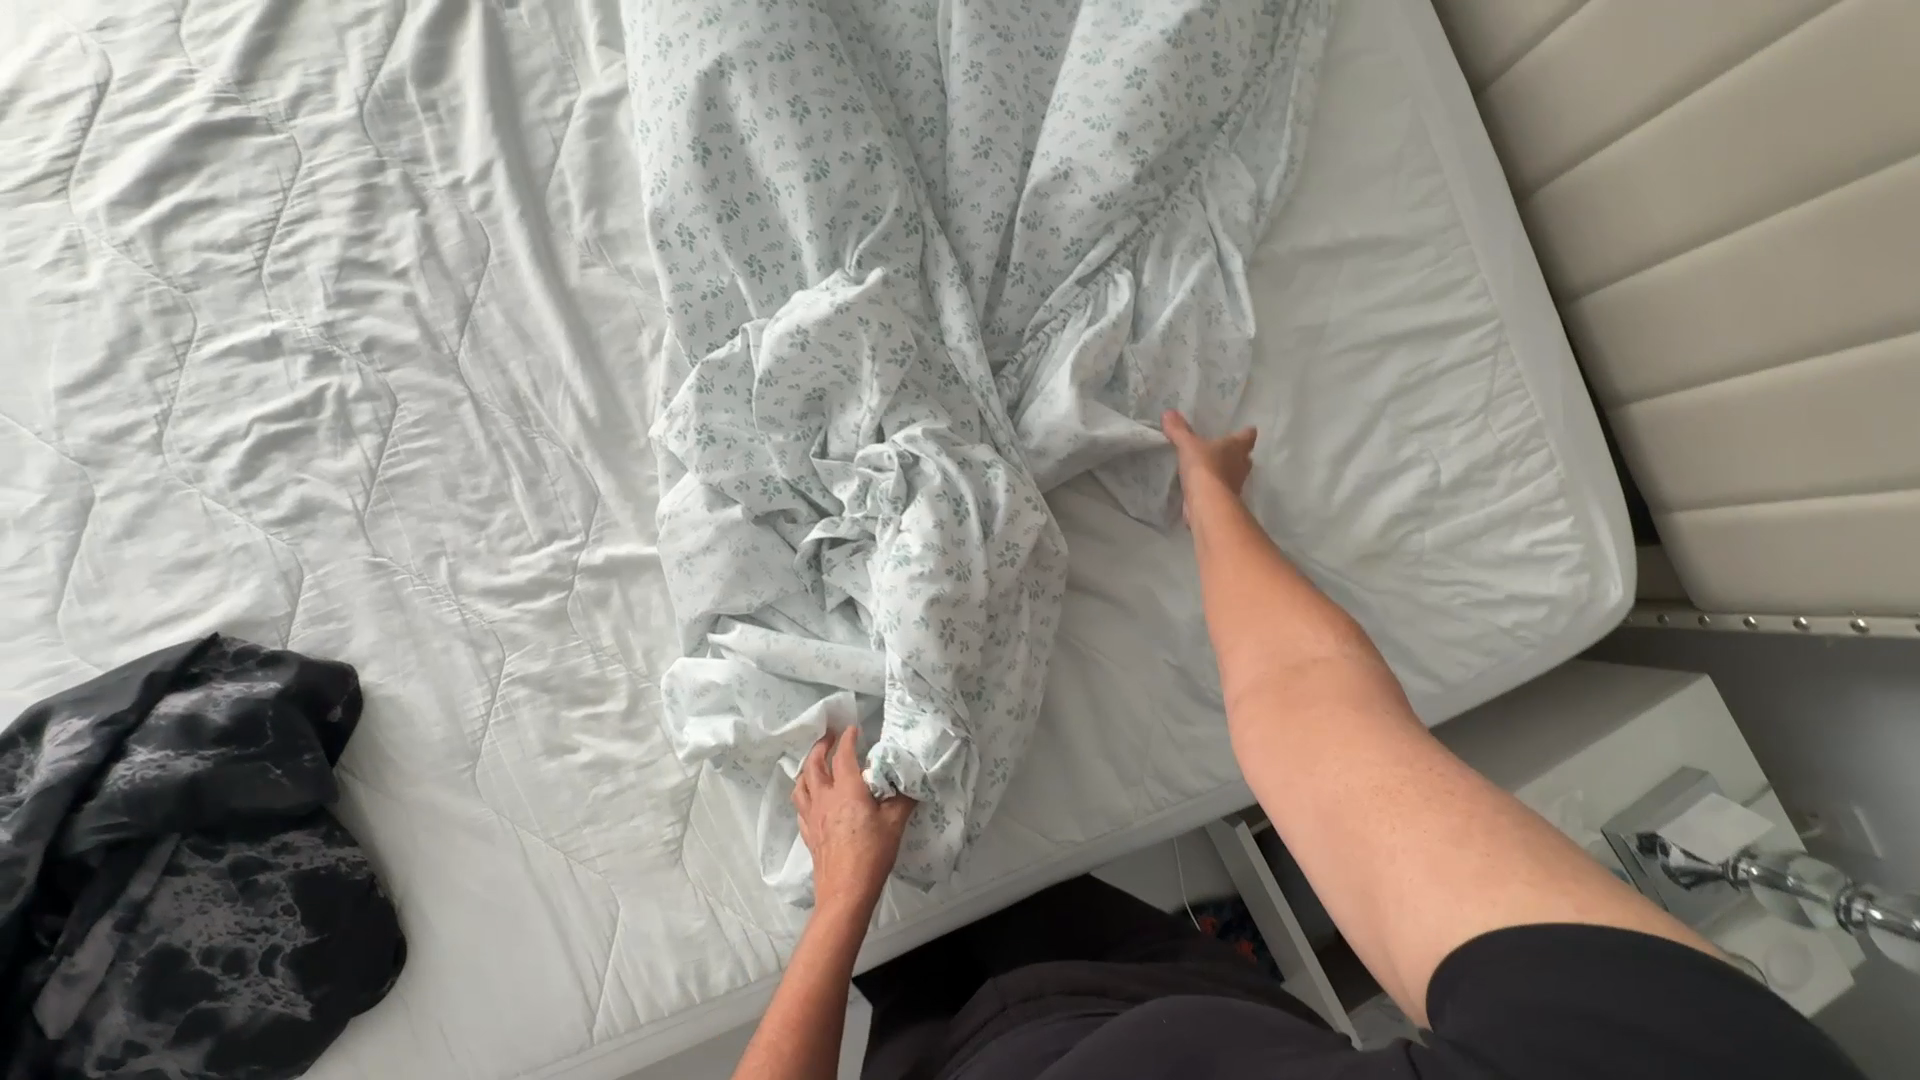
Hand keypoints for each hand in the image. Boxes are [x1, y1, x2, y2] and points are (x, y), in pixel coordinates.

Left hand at [792, 728, 915, 921]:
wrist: (846, 892)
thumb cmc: (872, 854)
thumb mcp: (895, 823)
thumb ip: (903, 799)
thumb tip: (911, 783)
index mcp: (847, 790)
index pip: (844, 755)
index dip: (848, 739)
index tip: (853, 729)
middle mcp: (825, 798)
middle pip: (814, 764)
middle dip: (820, 747)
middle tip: (829, 737)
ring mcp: (812, 816)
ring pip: (801, 784)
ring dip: (807, 768)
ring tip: (815, 763)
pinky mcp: (808, 833)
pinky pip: (800, 806)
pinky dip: (804, 794)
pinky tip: (811, 798)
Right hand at [1163, 409, 1257, 507]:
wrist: (1207, 503)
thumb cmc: (1204, 467)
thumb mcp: (1188, 445)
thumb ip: (1179, 430)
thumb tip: (1168, 412)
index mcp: (1236, 447)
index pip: (1248, 436)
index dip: (1246, 433)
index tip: (1246, 430)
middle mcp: (1241, 465)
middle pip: (1245, 457)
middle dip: (1239, 454)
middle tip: (1229, 451)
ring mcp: (1236, 484)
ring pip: (1236, 474)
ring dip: (1229, 471)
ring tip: (1216, 468)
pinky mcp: (1226, 500)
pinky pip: (1224, 489)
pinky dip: (1217, 487)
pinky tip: (1206, 486)